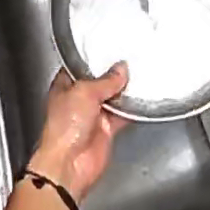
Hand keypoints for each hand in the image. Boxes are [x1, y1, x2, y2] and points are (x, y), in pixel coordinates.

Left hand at [27, 62, 129, 198]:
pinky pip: (121, 115)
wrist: (69, 165)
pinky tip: (142, 96)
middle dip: (113, 72)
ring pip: (112, 97)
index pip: (81, 64)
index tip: (111, 45)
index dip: (95, 56)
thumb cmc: (66, 123)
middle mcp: (79, 98)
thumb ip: (106, 80)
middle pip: (100, 80)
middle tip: (131, 55)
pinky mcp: (106, 129)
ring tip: (140, 70)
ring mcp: (93, 114)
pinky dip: (131, 108)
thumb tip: (122, 67)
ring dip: (124, 89)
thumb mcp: (85, 92)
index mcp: (66, 84)